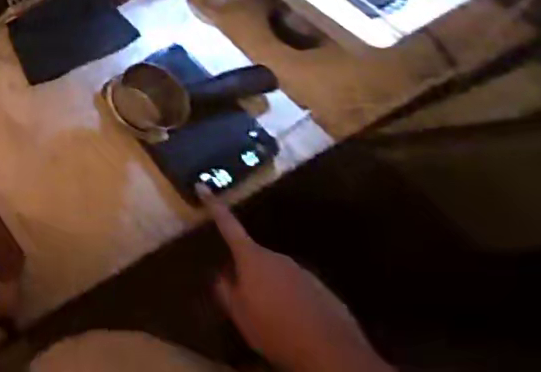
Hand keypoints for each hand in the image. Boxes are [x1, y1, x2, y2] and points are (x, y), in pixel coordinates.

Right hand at [207, 191, 392, 371]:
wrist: (337, 360)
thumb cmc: (276, 330)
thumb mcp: (239, 314)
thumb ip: (225, 289)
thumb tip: (222, 275)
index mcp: (252, 258)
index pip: (228, 225)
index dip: (214, 206)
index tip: (202, 186)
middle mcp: (279, 259)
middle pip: (257, 257)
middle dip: (250, 271)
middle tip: (247, 295)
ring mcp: (307, 276)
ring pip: (281, 277)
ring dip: (275, 290)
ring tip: (275, 316)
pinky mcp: (329, 296)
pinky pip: (303, 294)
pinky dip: (296, 304)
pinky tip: (298, 326)